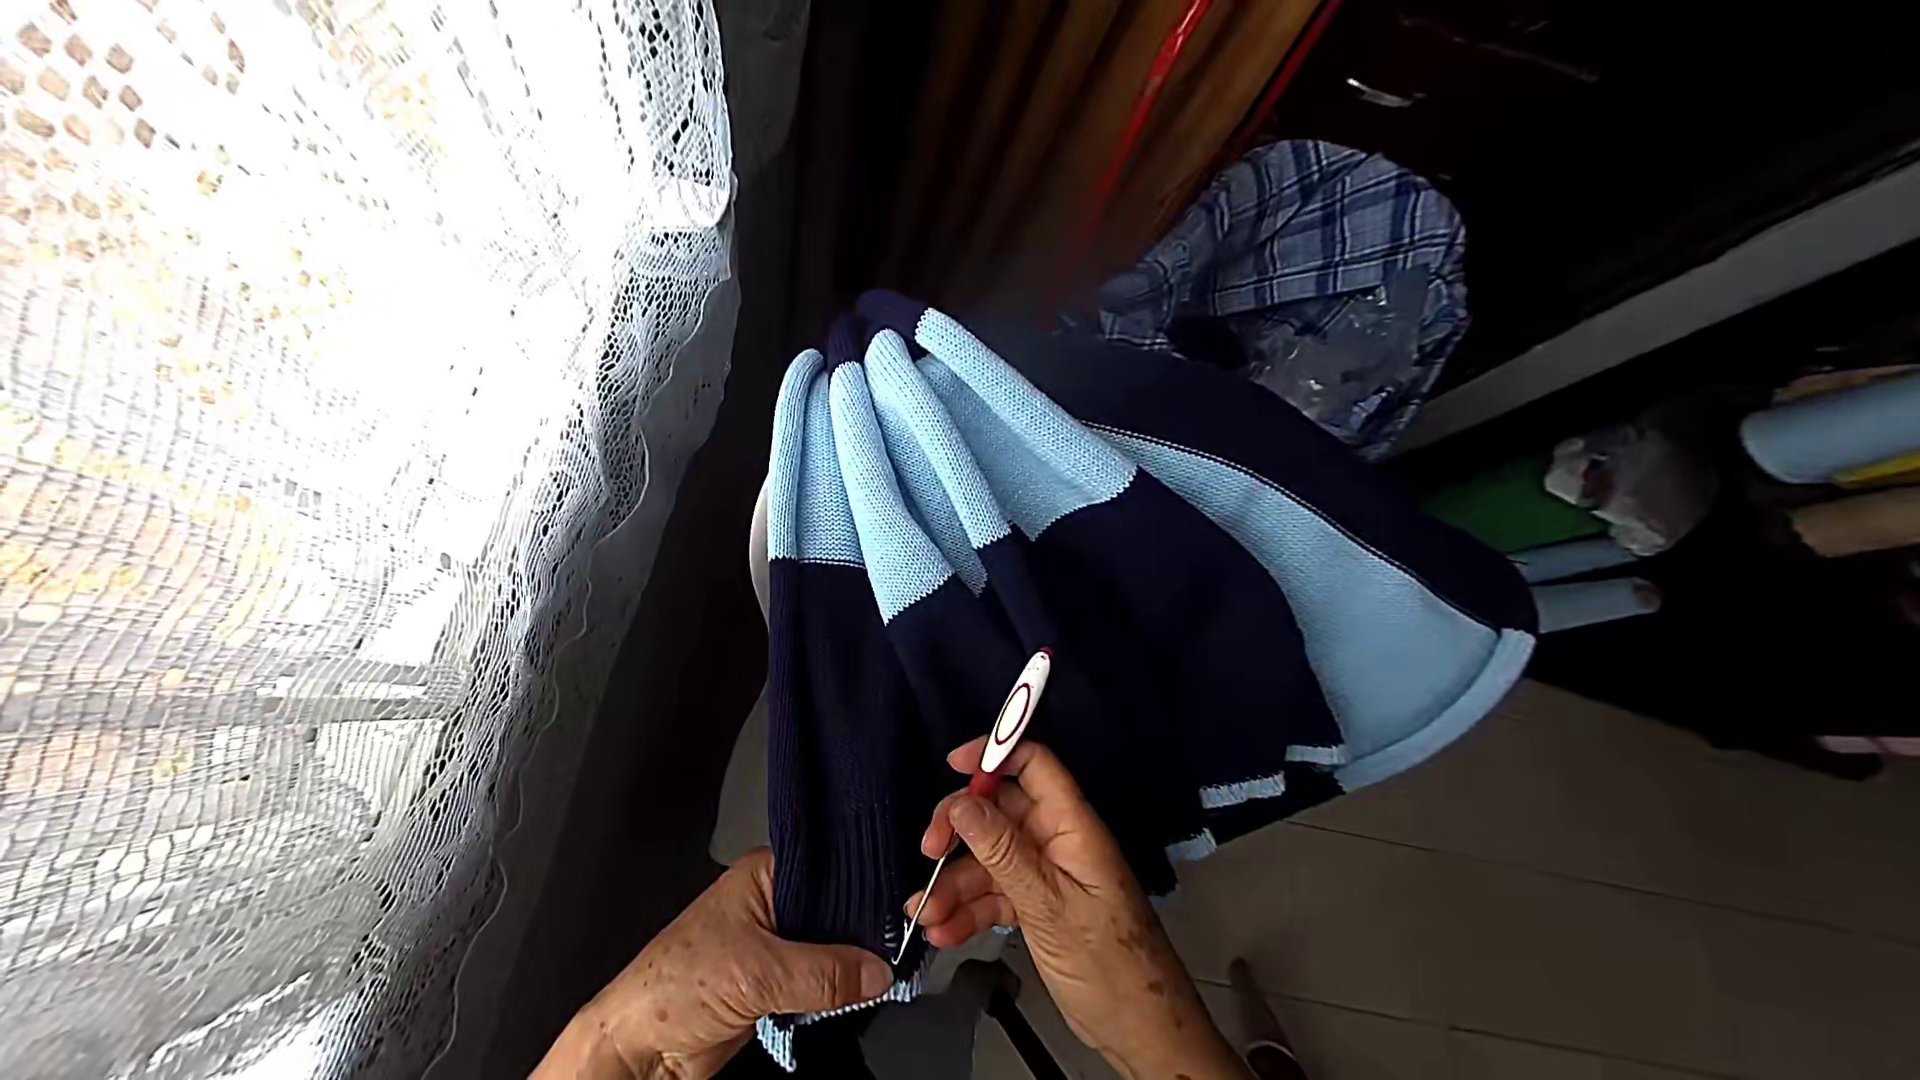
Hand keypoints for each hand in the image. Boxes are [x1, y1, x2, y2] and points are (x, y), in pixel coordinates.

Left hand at [535, 848, 891, 1079]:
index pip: (832, 870)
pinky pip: (817, 979)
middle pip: (834, 909)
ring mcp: (773, 941)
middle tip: (898, 942)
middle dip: (860, 930)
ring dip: (848, 964)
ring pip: (828, 946)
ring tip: (885, 968)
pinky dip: (834, 988)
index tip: (901, 906)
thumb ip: (823, 973)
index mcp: (767, 873)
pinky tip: (857, 991)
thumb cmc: (673, 986)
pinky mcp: (772, 980)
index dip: (865, 888)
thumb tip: (877, 971)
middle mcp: (773, 900)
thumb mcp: (758, 972)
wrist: (635, 1051)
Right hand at [911, 738, 1248, 1079]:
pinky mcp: (1036, 904)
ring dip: (955, 882)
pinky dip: (968, 909)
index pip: (1033, 765)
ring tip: (928, 911)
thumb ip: (1003, 851)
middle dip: (959, 829)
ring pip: (989, 857)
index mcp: (1071, 825)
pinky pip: (994, 892)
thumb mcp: (1048, 904)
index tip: (954, 763)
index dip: (996, 753)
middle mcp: (1056, 840)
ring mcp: (1044, 873)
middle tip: (930, 851)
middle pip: (999, 811)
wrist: (1140, 1032)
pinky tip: (945, 930)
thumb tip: (964, 804)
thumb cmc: (1112, 965)